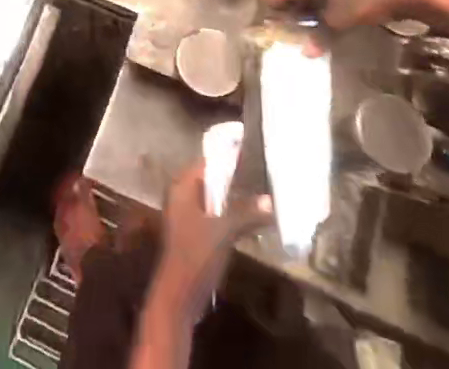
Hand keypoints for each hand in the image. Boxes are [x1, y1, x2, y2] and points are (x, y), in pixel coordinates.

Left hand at [148, 164, 270, 318]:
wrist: (178, 298)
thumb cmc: (195, 256)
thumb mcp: (223, 231)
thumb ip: (246, 212)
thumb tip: (270, 201)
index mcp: (182, 188)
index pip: (207, 161)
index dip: (228, 155)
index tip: (252, 150)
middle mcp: (182, 197)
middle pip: (211, 179)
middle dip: (235, 177)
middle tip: (263, 171)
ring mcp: (187, 217)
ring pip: (215, 199)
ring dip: (234, 198)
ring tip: (263, 191)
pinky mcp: (195, 235)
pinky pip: (216, 216)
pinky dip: (231, 214)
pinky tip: (253, 217)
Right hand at [265, 0, 448, 29]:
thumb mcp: (338, 19)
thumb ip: (320, 34)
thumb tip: (306, 51)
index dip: (269, 3)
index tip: (258, 19)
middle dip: (284, 7)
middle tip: (272, 26)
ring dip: (302, 11)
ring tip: (293, 29)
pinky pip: (325, 1)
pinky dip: (318, 13)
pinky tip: (319, 26)